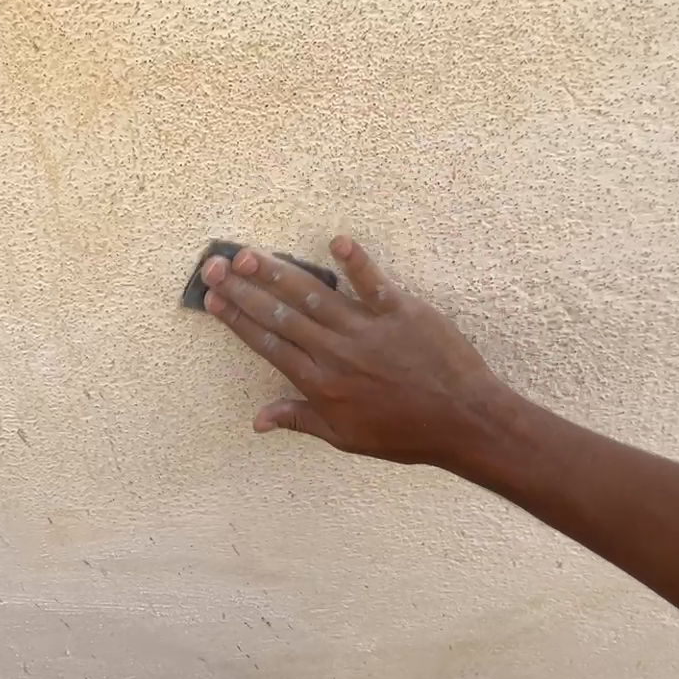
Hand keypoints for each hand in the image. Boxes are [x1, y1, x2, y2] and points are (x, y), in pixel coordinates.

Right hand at [199, 236, 517, 469]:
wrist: (466, 422)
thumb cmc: (405, 434)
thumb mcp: (345, 437)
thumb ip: (299, 420)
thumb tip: (257, 421)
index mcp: (320, 383)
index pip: (267, 344)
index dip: (236, 320)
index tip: (212, 300)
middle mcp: (336, 352)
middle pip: (279, 315)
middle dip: (243, 289)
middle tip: (215, 267)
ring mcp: (368, 329)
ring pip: (313, 295)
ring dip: (278, 273)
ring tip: (249, 255)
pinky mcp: (402, 311)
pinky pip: (374, 283)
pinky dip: (357, 262)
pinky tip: (335, 242)